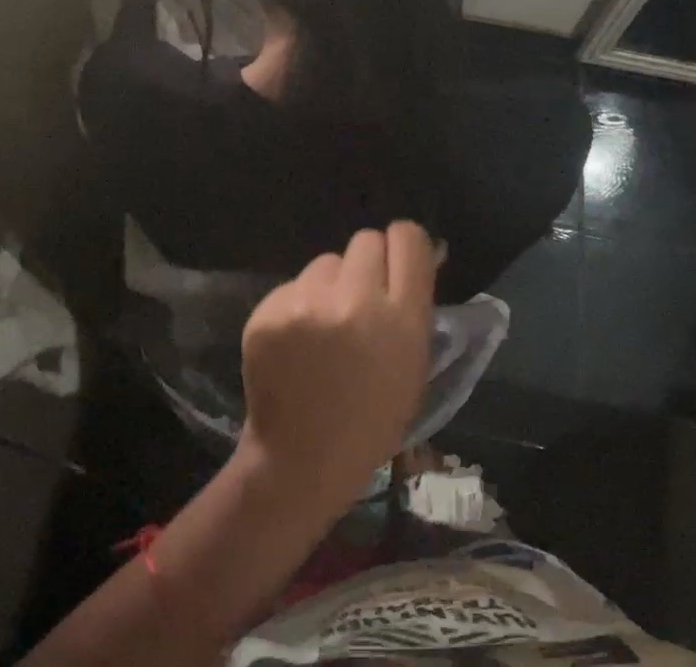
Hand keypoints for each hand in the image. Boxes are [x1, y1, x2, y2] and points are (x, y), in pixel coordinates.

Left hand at [237, 222, 437, 502]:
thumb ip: (416, 304)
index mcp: (401, 318)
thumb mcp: (414, 365)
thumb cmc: (371, 418)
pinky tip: (297, 342)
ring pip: (326, 262)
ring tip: (325, 327)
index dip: (406, 243)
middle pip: (367, 240)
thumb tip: (427, 250)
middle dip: (368, 262)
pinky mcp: (268, 310)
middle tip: (361, 297)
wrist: (303, 456)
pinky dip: (297, 305)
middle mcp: (355, 300)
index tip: (399, 258)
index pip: (409, 239)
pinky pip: (293, 285)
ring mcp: (307, 303)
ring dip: (330, 284)